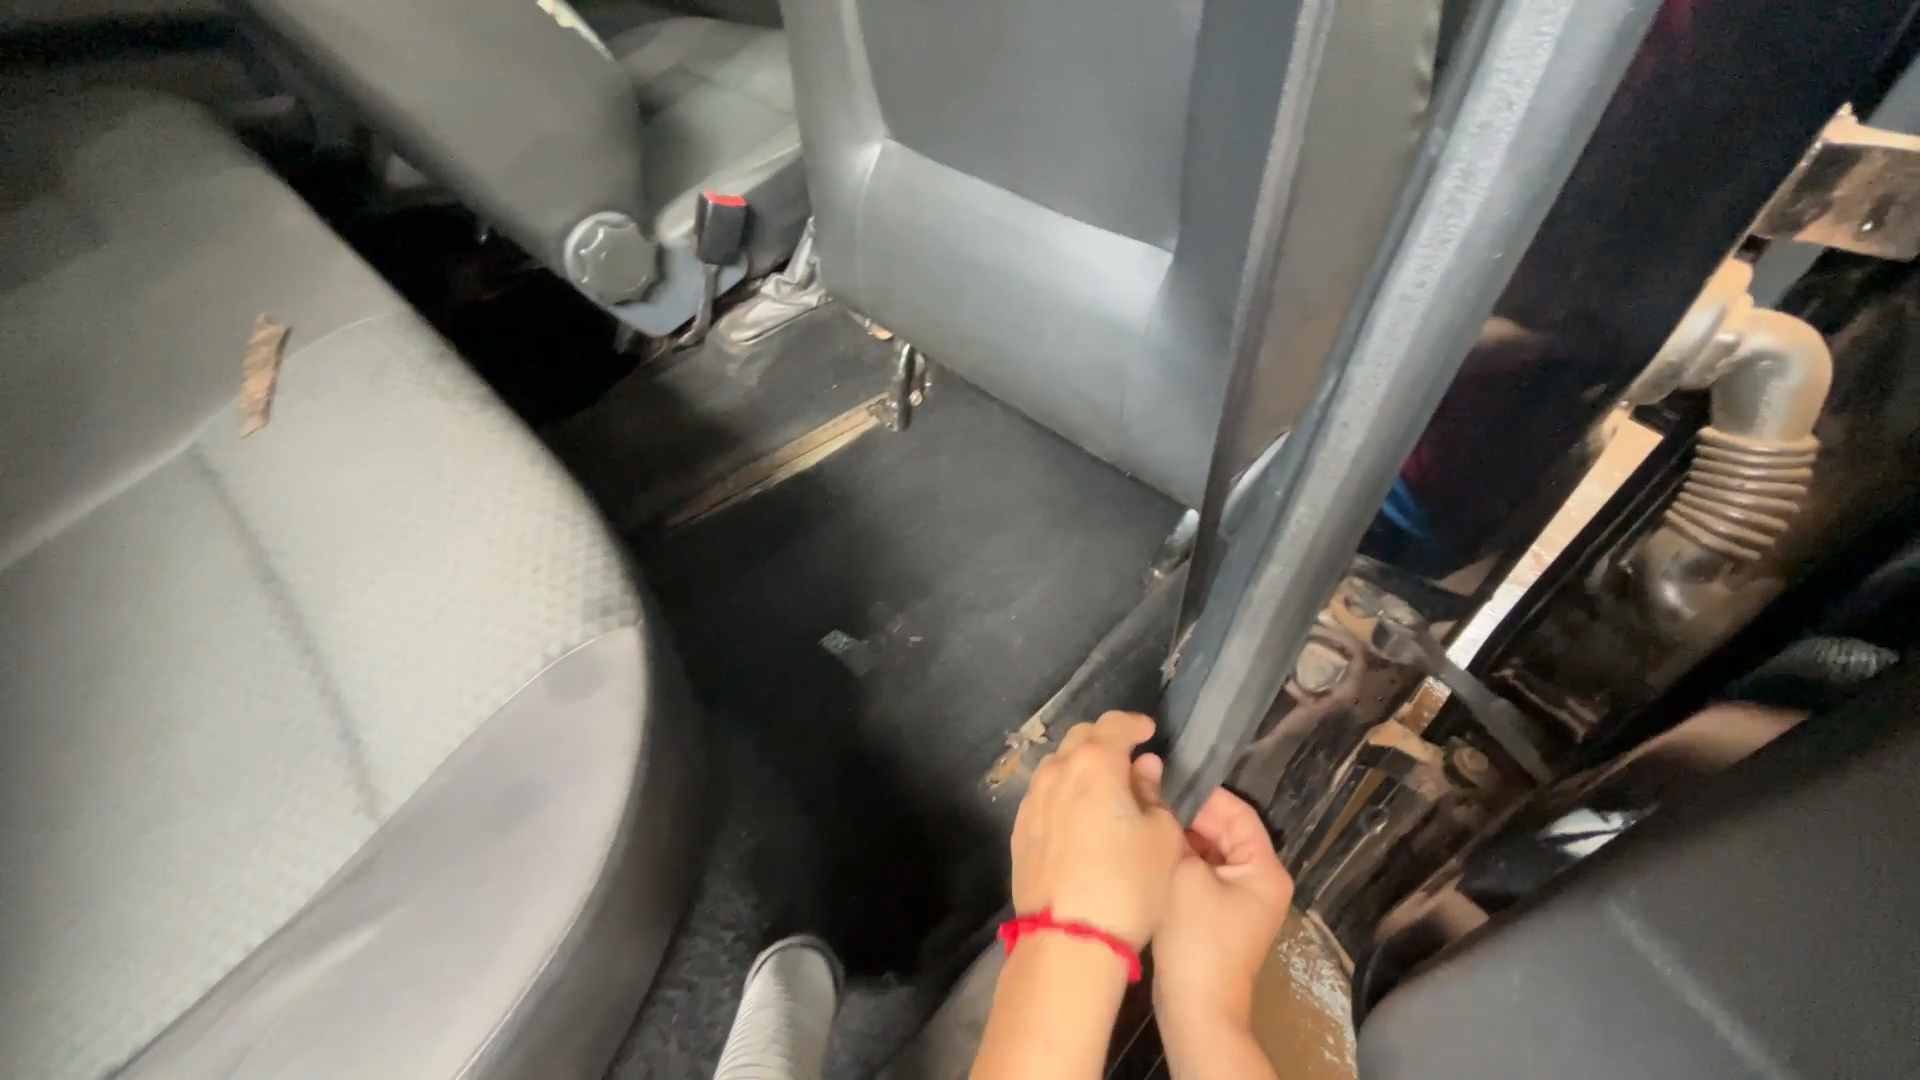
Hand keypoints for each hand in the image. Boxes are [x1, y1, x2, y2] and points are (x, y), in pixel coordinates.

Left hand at [1010, 712, 1184, 948]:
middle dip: (1105, 738)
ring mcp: (1032, 800)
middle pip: (1080, 738)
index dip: (1134, 723)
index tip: (1148, 729)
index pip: (1114, 725)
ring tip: (1103, 784)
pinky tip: (1078, 813)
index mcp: (1094, 763)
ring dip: (1081, 765)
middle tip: (1127, 753)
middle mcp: (1056, 771)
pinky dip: (1064, 792)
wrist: (1069, 938)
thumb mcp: (1161, 838)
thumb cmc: (1127, 883)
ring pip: (1058, 765)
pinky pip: (1045, 795)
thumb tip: (1142, 771)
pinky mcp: (1020, 829)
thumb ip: (1153, 795)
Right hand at [1139, 772, 1292, 1038]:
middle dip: (1186, 814)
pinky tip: (1149, 848)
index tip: (1164, 778)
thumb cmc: (1196, 935)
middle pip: (1222, 829)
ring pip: (1208, 850)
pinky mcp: (1218, 912)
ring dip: (1180, 836)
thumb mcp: (1181, 871)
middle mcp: (1259, 879)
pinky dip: (1180, 859)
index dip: (1201, 792)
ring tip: (1143, 818)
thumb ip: (1169, 824)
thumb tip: (1150, 782)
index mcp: (1264, 867)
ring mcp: (1240, 898)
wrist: (1196, 1008)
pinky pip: (1201, 871)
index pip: (1236, 810)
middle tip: (1147, 796)